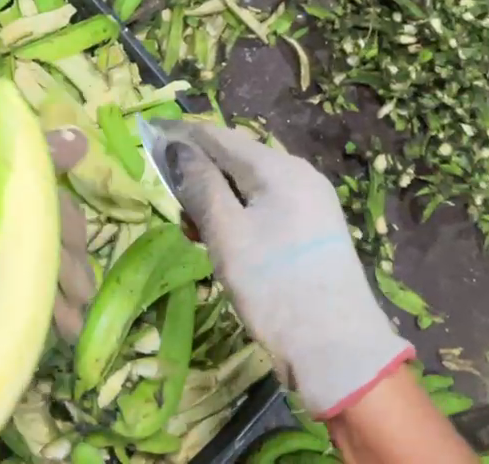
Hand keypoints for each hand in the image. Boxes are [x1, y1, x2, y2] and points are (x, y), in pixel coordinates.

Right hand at [154, 121, 412, 417]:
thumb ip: (200, 185)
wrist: (340, 353)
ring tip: (193, 228)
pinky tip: (223, 239)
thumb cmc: (275, 288)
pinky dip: (239, 213)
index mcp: (279, 168)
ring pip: (250, 184)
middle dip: (199, 170)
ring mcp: (311, 201)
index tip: (149, 135)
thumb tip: (178, 146)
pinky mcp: (314, 228)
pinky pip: (267, 204)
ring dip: (217, 196)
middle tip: (169, 196)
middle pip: (237, 157)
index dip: (182, 134)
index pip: (220, 135)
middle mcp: (299, 173)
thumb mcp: (227, 235)